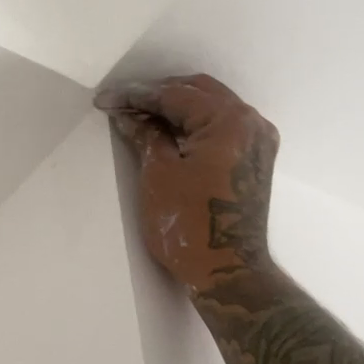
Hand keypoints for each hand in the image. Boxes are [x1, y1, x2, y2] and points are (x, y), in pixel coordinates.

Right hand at [97, 74, 280, 290]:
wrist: (226, 270)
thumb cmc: (189, 225)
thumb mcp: (159, 176)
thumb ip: (146, 137)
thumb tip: (130, 116)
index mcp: (229, 120)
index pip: (176, 95)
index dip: (137, 96)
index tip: (105, 100)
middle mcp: (251, 122)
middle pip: (199, 93)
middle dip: (159, 96)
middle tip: (123, 105)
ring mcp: (257, 142)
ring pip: (212, 109)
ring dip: (177, 109)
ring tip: (141, 118)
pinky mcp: (254, 161)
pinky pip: (222, 129)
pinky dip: (194, 126)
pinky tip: (170, 134)